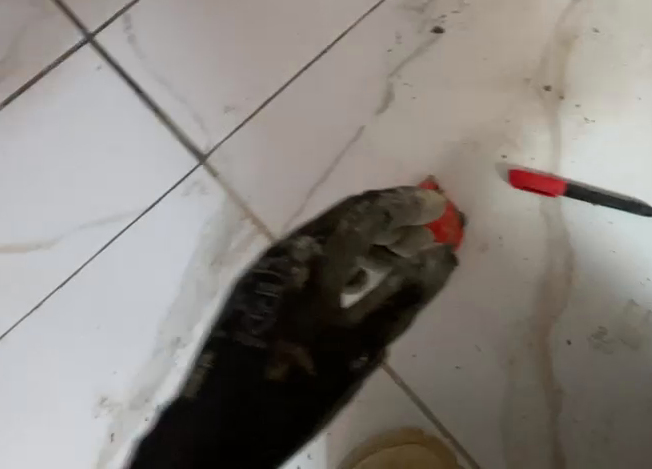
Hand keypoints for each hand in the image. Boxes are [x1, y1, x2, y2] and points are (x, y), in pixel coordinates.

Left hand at [129, 187, 458, 468]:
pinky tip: (359, 283)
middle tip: (426, 231)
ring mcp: (265, 273)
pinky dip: (341, 261)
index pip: (368, 212)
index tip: (440, 207)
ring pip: (328, 240)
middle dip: (390, 221)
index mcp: (311, 259)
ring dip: (368, 242)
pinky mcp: (253, 295)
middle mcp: (285, 253)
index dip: (407, 206)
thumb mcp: (358, 347)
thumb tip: (445, 255)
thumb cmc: (291, 390)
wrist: (205, 445)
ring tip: (401, 260)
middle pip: (347, 219)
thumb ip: (404, 295)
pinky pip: (308, 260)